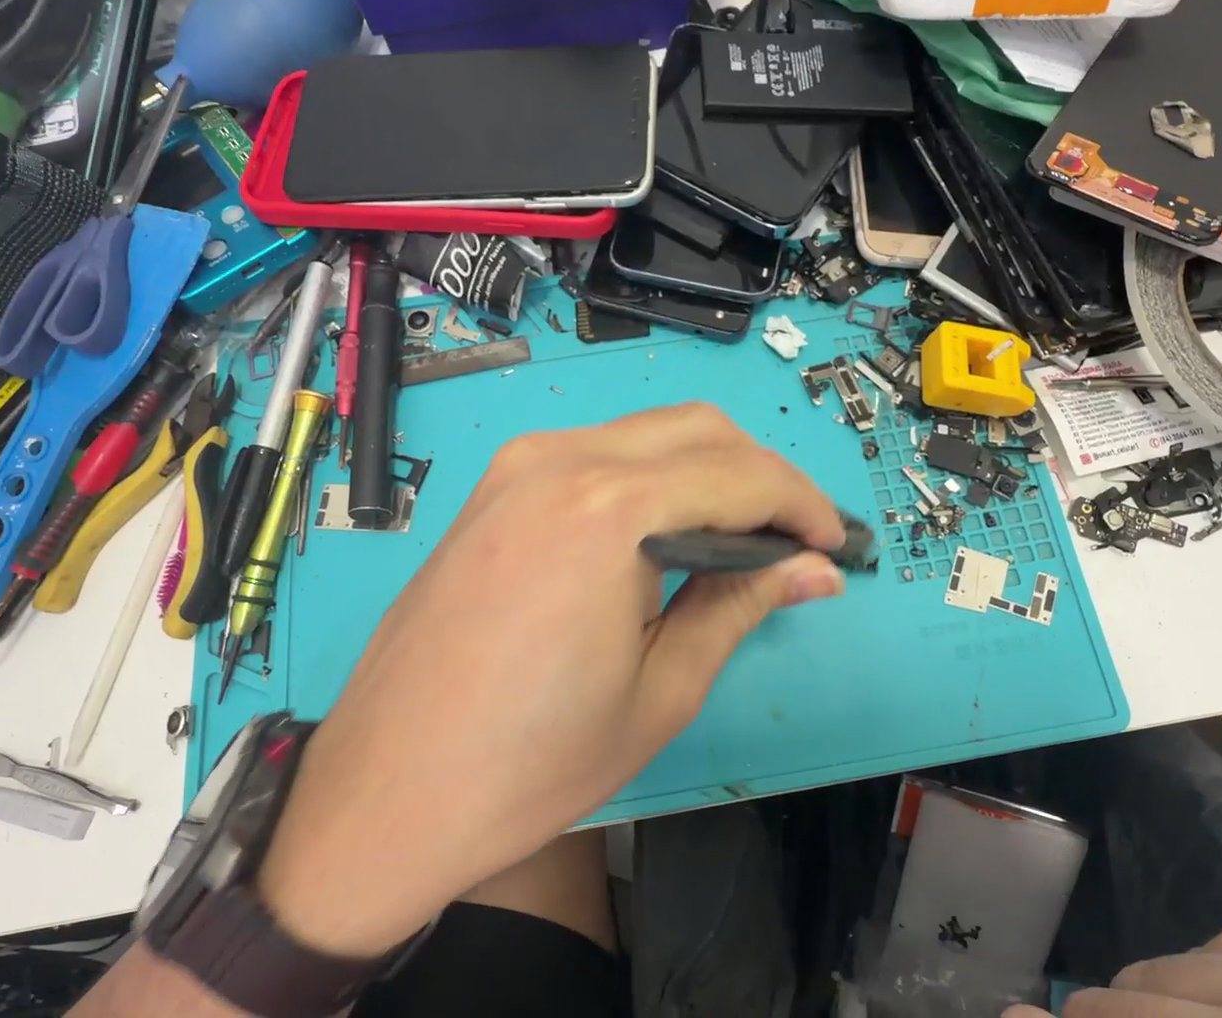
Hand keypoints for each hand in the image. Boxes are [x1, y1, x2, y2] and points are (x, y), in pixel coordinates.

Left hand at [256, 404, 847, 956]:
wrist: (388, 791)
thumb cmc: (533, 762)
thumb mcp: (663, 689)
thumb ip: (742, 603)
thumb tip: (816, 569)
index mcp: (607, 508)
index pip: (739, 474)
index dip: (802, 505)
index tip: (834, 545)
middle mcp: (559, 460)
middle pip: (697, 430)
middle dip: (761, 476)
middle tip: (794, 542)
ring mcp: (516, 467)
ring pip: (646, 434)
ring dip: (708, 471)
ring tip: (739, 541)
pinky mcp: (494, 488)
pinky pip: (595, 455)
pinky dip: (651, 479)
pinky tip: (665, 535)